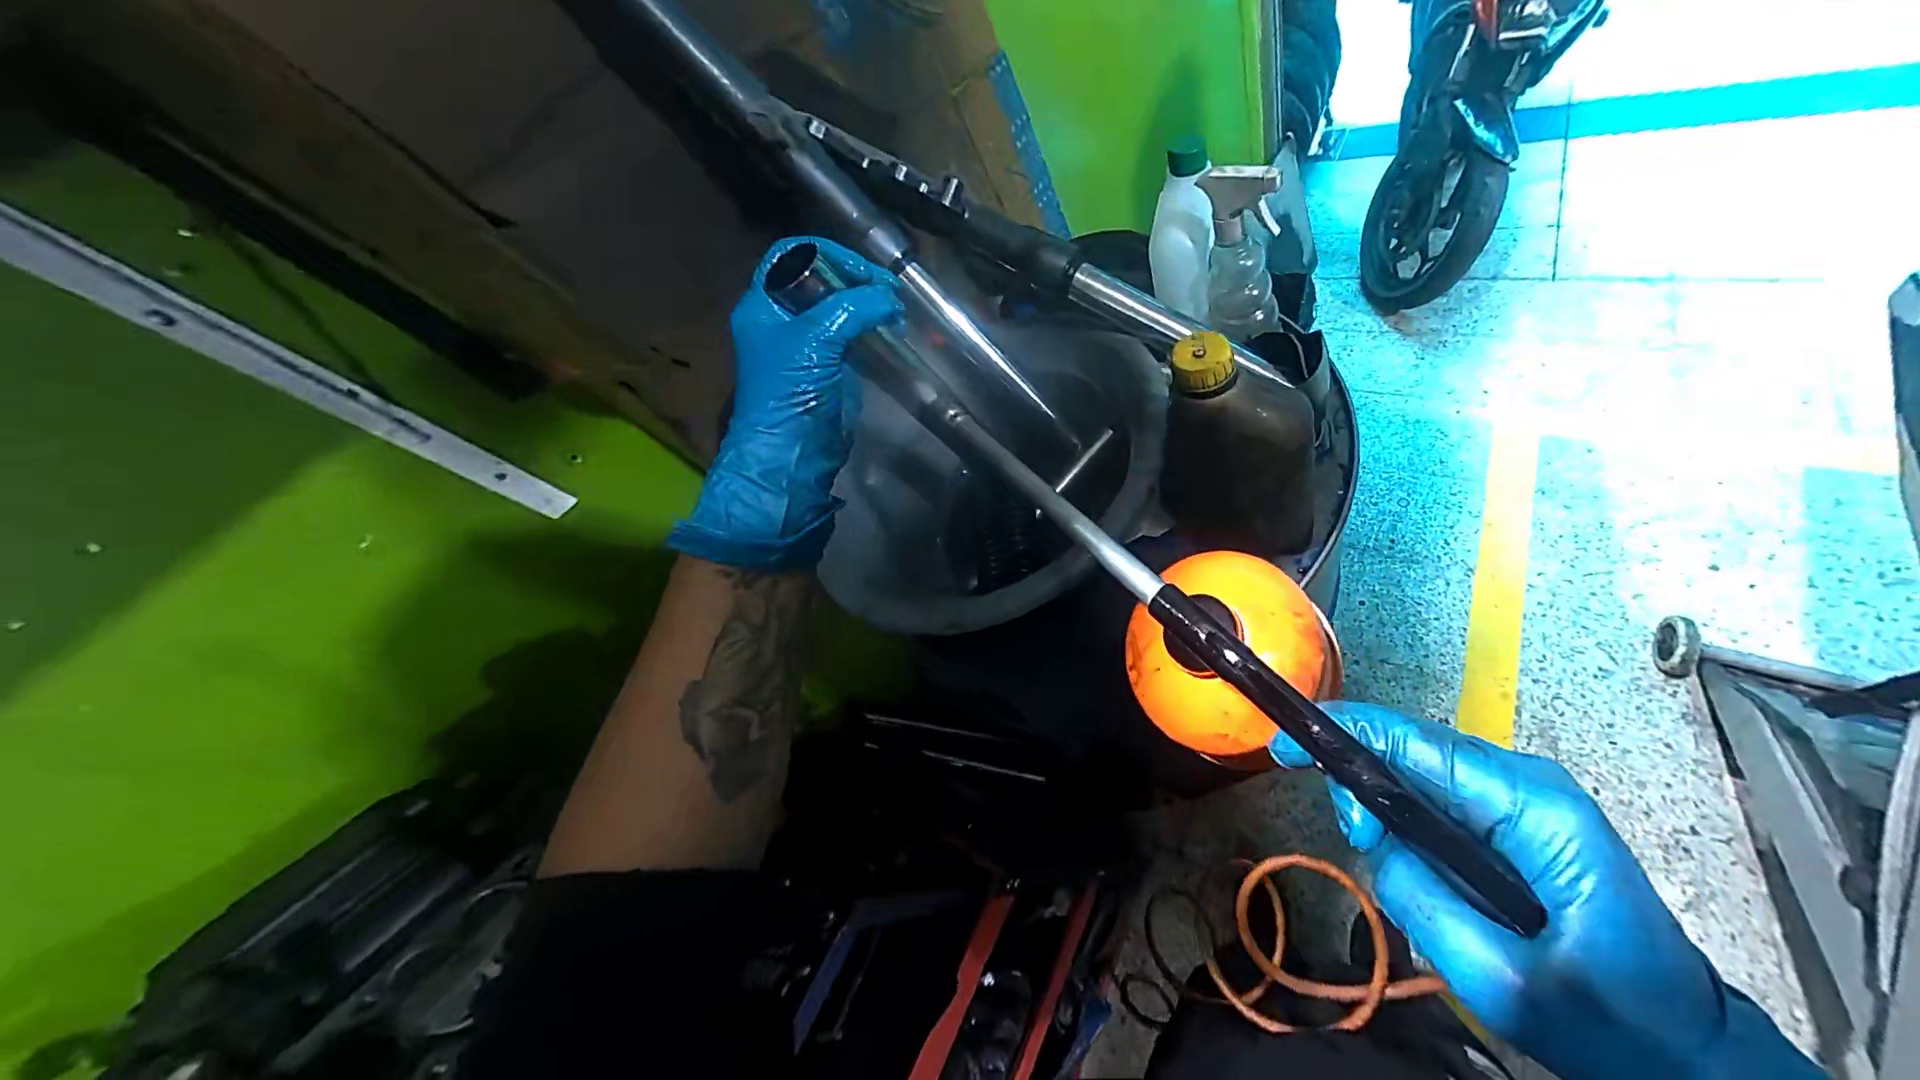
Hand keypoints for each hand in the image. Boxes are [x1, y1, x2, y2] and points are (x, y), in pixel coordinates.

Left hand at [668, 237, 903, 571]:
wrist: (792, 454)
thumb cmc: (791, 393)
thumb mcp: (817, 340)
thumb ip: (853, 308)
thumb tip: (889, 298)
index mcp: (763, 305)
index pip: (792, 255)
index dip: (828, 254)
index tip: (865, 271)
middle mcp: (781, 319)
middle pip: (819, 279)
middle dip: (854, 278)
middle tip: (886, 291)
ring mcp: (805, 345)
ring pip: (837, 307)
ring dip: (866, 303)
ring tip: (893, 307)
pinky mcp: (827, 368)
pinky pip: (850, 334)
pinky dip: (870, 327)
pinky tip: (890, 328)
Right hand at [1271, 702, 1819, 1079]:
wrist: (1692, 1058)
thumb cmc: (1606, 1022)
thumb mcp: (1494, 975)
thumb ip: (1416, 894)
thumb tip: (1371, 836)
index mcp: (1532, 807)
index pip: (1415, 743)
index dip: (1343, 734)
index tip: (1287, 748)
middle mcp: (1526, 786)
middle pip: (1411, 752)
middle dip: (1365, 787)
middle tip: (1357, 839)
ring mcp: (1523, 802)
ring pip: (1418, 778)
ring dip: (1384, 812)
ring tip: (1385, 861)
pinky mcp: (1515, 823)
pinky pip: (1436, 804)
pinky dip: (1405, 825)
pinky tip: (1405, 859)